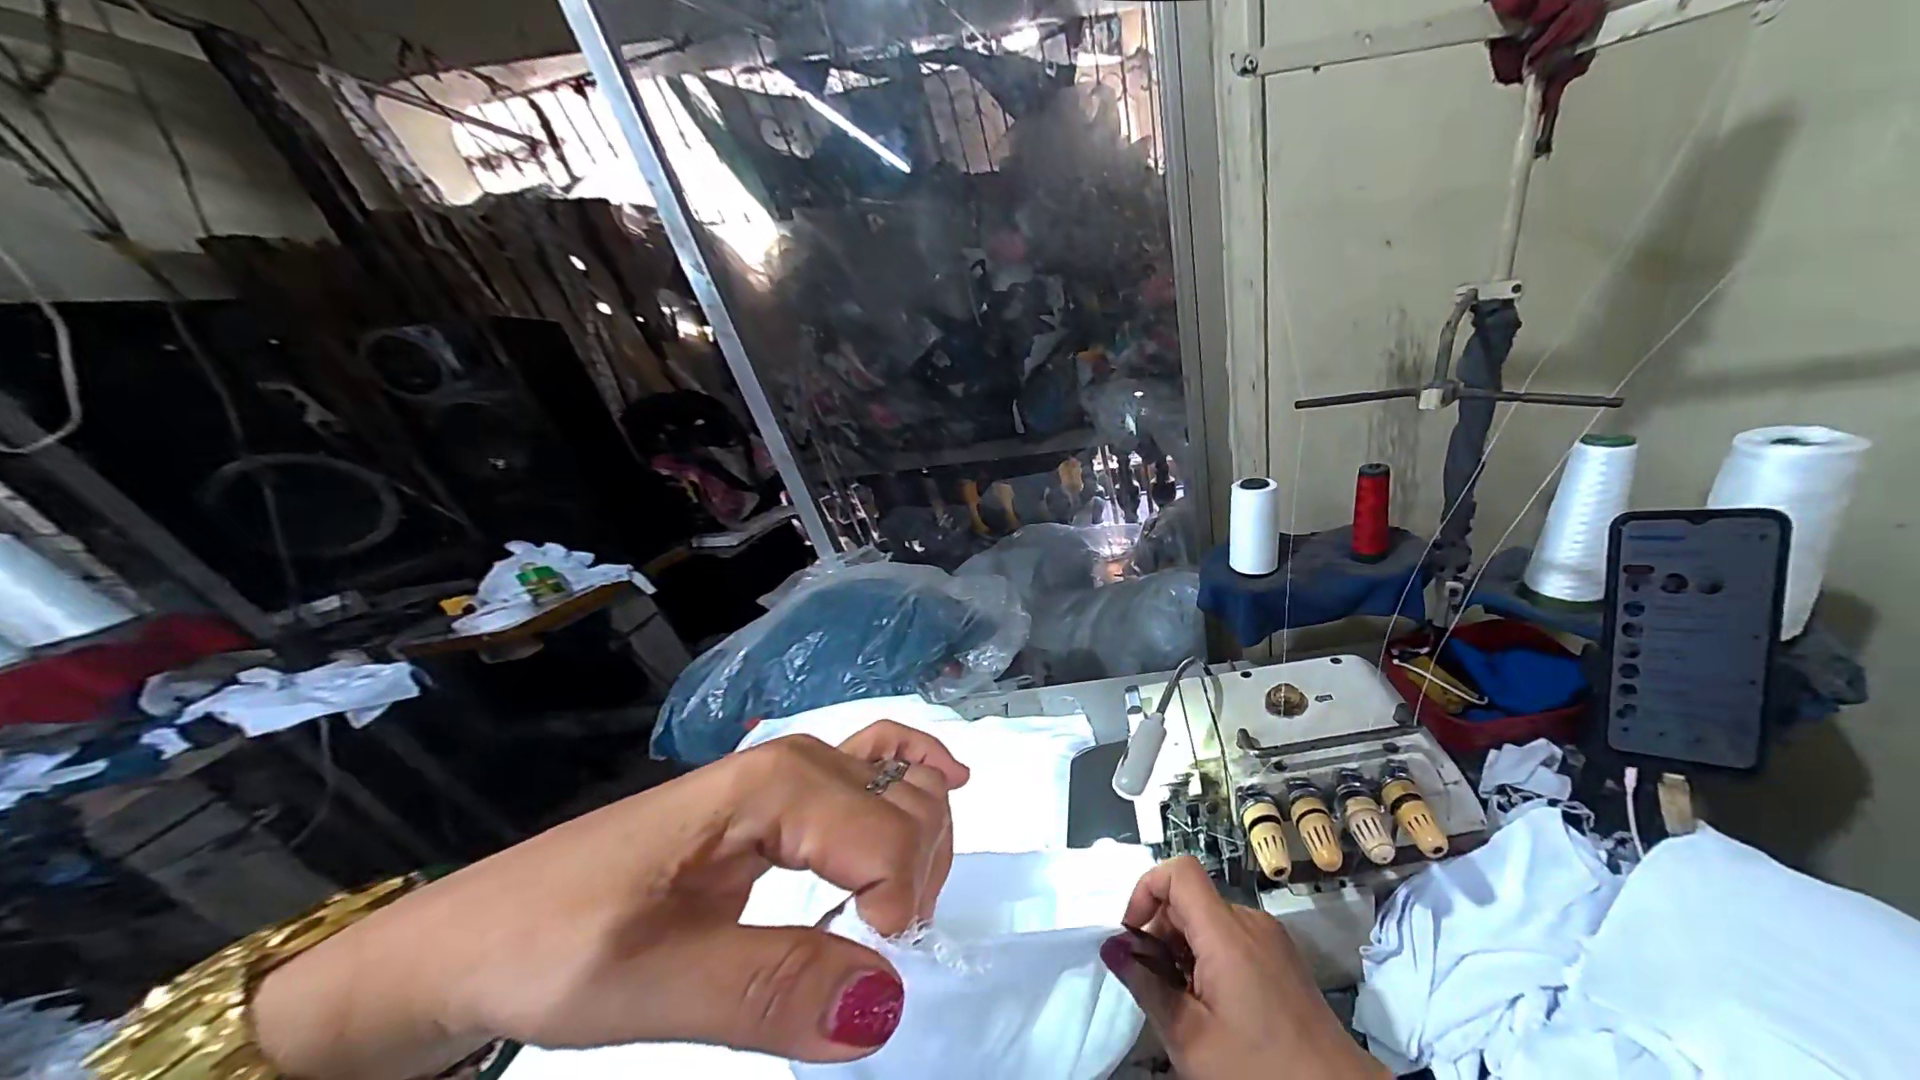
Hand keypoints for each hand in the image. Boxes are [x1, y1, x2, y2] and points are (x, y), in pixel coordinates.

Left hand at [252, 721, 968, 1079]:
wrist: (482, 932)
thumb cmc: (548, 946)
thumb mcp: (643, 985)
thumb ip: (765, 990)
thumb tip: (886, 1005)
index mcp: (768, 786)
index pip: (884, 835)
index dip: (899, 905)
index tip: (870, 967)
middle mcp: (793, 761)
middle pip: (905, 803)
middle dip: (917, 876)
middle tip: (873, 949)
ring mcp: (789, 771)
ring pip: (899, 784)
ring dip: (922, 842)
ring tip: (893, 910)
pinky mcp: (780, 794)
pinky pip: (874, 759)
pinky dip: (916, 768)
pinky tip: (945, 781)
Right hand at [1102, 857, 1386, 1079]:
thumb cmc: (1260, 1071)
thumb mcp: (1190, 1038)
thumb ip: (1146, 985)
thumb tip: (1110, 947)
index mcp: (1227, 933)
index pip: (1178, 871)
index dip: (1146, 890)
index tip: (1134, 936)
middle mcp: (1250, 921)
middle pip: (1190, 898)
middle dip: (1160, 931)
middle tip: (1156, 984)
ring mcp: (1270, 937)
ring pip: (1208, 918)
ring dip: (1183, 948)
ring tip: (1186, 1002)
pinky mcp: (1281, 955)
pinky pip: (1231, 936)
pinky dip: (1209, 956)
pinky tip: (1214, 1004)